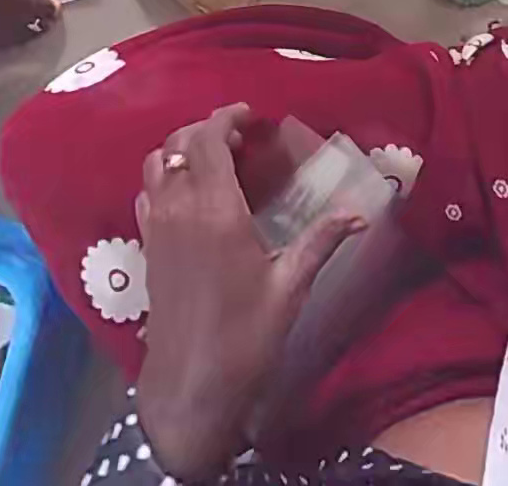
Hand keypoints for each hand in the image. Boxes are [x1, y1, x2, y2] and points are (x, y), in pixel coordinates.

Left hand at [134, 105, 362, 479]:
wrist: (189, 391)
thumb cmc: (246, 336)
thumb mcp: (291, 285)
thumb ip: (322, 239)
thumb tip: (362, 213)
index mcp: (215, 210)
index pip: (208, 139)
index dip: (226, 117)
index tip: (250, 115)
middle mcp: (179, 208)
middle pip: (179, 143)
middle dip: (208, 128)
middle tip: (241, 136)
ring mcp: (156, 226)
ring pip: (156, 163)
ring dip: (182, 149)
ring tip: (216, 158)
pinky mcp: (146, 246)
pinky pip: (147, 191)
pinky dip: (165, 175)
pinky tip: (191, 192)